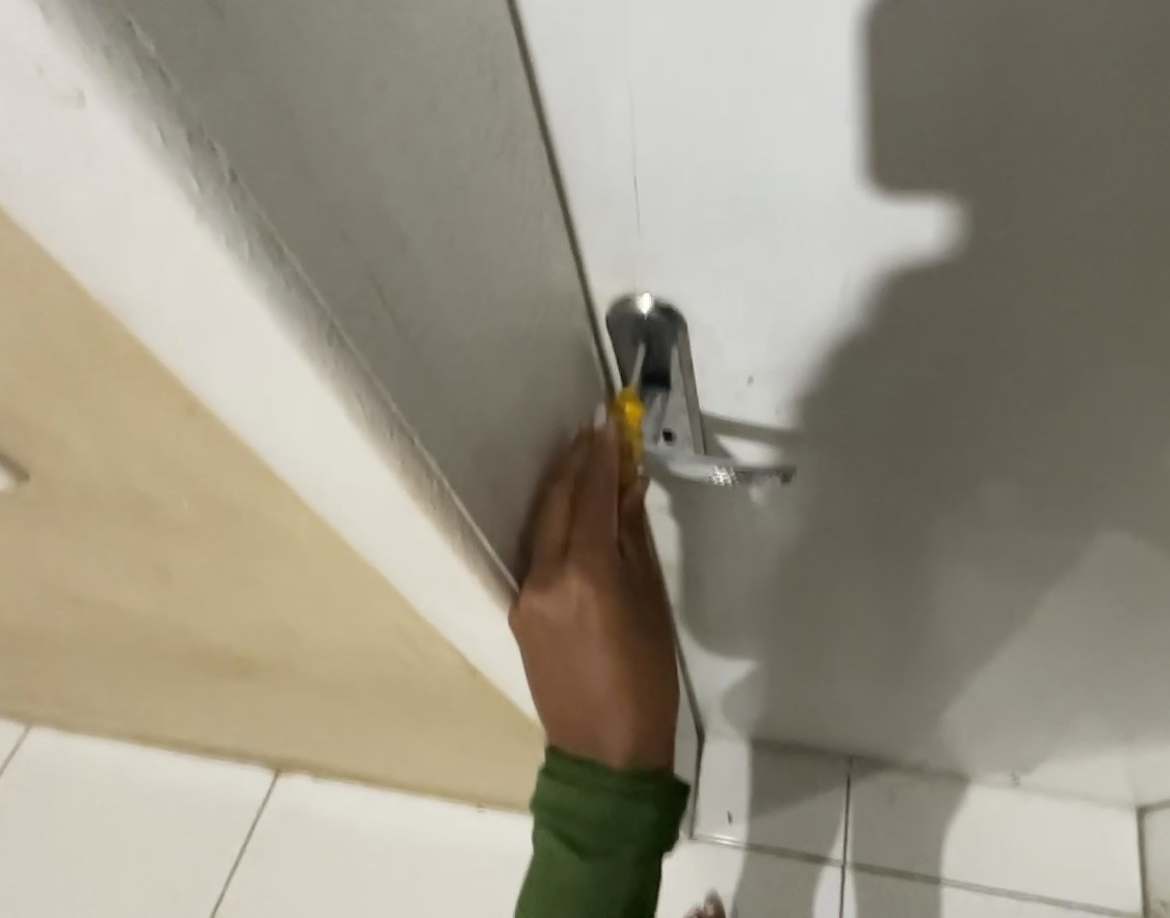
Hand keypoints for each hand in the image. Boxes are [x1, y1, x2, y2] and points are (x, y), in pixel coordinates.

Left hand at [511, 420, 680, 771]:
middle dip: (577, 461)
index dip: (601, 454)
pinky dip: (556, 522)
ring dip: (563, 487)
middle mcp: (546, 576)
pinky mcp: (517, 609)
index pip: (592, 496)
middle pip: (558, 501)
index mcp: (587, 574)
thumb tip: (628, 486)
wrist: (604, 750)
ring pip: (542, 523)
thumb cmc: (647, 676)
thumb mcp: (652, 601)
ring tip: (585, 458)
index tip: (609, 419)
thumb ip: (633, 537)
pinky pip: (536, 551)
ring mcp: (524, 593)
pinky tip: (573, 509)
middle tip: (597, 431)